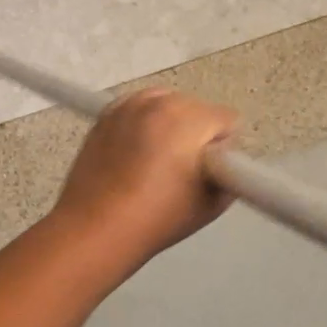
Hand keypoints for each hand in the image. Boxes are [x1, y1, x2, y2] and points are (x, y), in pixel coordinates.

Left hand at [49, 87, 238, 272]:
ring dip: (168, 122)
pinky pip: (133, 109)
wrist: (97, 223)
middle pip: (192, 106)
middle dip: (196, 131)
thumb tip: (221, 157)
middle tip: (185, 166)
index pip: (225, 119)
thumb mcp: (214, 199)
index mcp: (184, 118)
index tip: (212, 168)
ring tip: (160, 158)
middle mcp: (152, 103)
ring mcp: (123, 106)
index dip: (224, 146)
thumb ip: (229, 169)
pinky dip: (141, 122)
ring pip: (162, 102)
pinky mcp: (101, 116)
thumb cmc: (158, 215)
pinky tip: (136, 150)